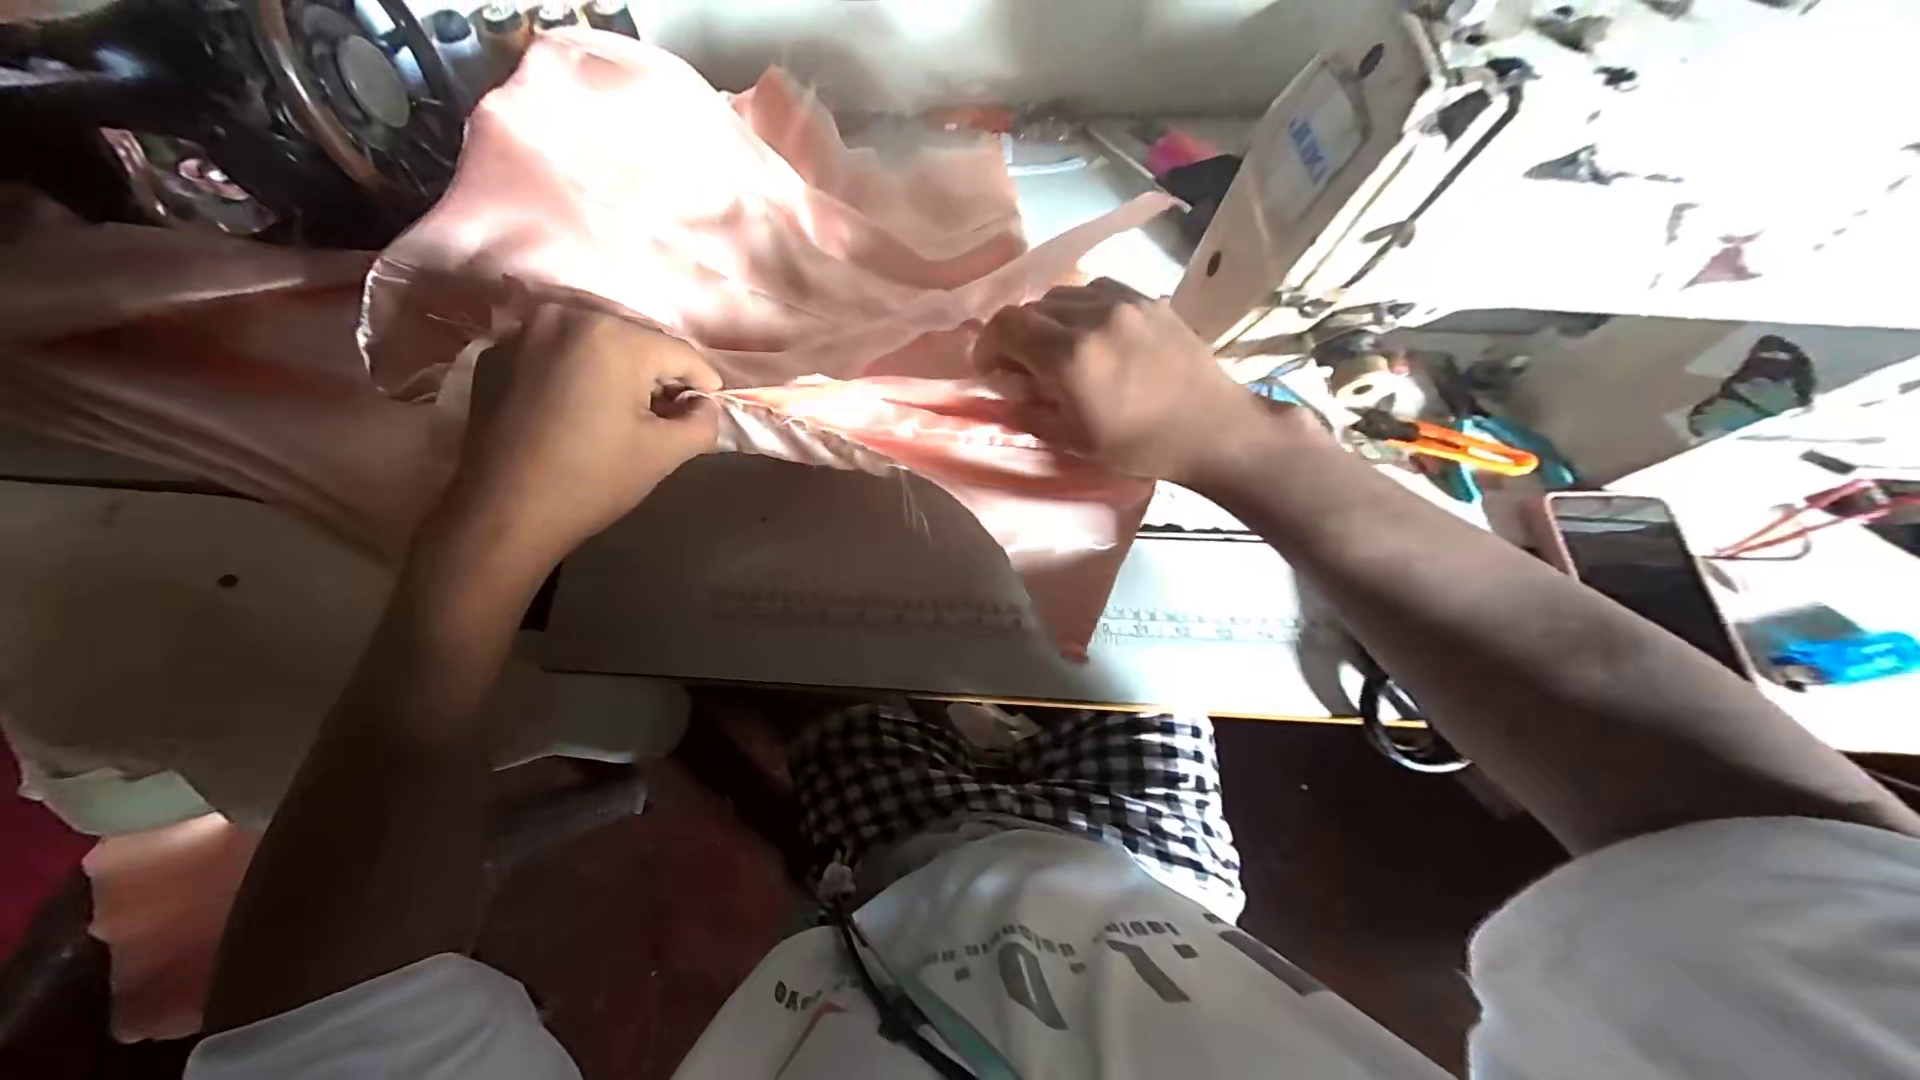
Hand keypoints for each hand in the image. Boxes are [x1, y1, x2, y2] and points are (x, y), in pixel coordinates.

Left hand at [435, 303, 721, 570]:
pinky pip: (557, 351)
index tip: (708, 410)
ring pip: (596, 341)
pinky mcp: (497, 354)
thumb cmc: (594, 478)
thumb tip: (704, 406)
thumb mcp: (666, 453)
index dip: (703, 383)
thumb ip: (703, 421)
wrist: (505, 512)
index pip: (679, 352)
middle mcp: (566, 316)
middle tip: (667, 412)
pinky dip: (579, 370)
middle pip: (637, 339)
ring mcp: (524, 331)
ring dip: (620, 369)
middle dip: (659, 373)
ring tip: (625, 408)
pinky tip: (581, 406)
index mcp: (613, 336)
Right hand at [973, 278, 1287, 484]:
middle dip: (1017, 334)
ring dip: (1048, 318)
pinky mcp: (1148, 298)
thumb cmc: (1139, 445)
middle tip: (1023, 363)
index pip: (1006, 325)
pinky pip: (1096, 290)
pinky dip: (1081, 308)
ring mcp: (1123, 302)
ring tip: (1059, 347)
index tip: (991, 368)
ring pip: (1063, 294)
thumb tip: (1007, 389)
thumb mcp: (1073, 441)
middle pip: (1031, 307)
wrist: (1211, 428)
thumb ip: (1030, 410)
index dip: (988, 344)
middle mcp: (1091, 316)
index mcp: (1069, 356)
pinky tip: (1092, 333)